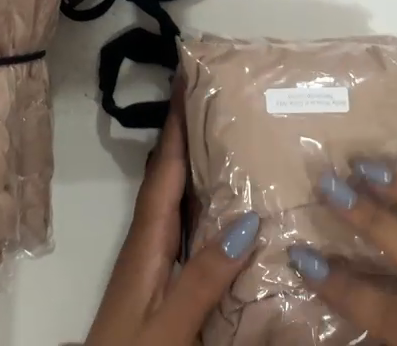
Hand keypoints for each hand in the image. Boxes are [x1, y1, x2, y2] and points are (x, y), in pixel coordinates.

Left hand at [84, 89, 260, 345]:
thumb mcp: (171, 324)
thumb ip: (204, 277)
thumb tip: (249, 219)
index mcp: (148, 238)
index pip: (166, 166)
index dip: (176, 120)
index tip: (189, 75)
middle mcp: (148, 237)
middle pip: (170, 171)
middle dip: (189, 128)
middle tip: (221, 92)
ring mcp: (153, 257)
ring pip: (177, 194)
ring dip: (197, 158)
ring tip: (232, 130)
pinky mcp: (162, 276)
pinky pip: (186, 219)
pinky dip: (203, 195)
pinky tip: (229, 200)